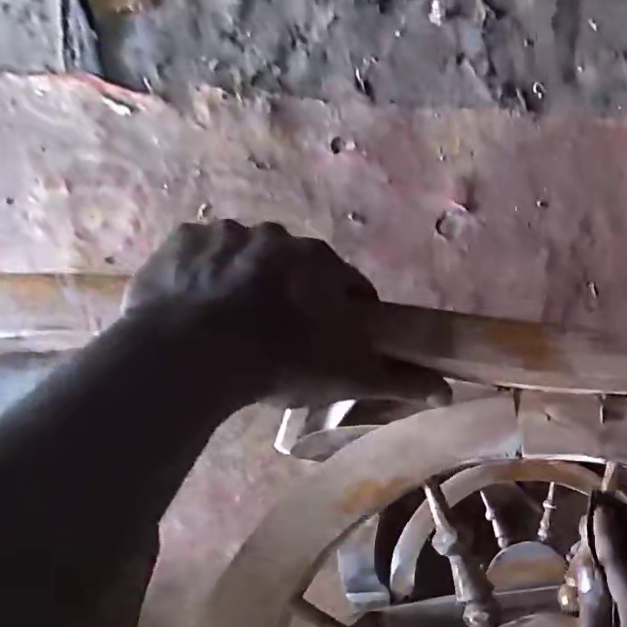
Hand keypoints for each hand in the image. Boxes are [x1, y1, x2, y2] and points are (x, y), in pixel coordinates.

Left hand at [123, 220, 449, 406]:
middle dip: (299, 298)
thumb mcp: (351, 377)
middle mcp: (276, 235)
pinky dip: (208, 282)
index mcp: (322, 262)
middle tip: (289, 342)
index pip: (351, 287)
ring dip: (252, 287)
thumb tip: (448, 393)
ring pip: (249, 262)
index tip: (340, 344)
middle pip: (298, 270)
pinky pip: (203, 261)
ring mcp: (222, 234)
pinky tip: (204, 315)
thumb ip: (401, 381)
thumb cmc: (284, 361)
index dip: (351, 317)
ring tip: (242, 331)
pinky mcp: (178, 244)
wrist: (193, 354)